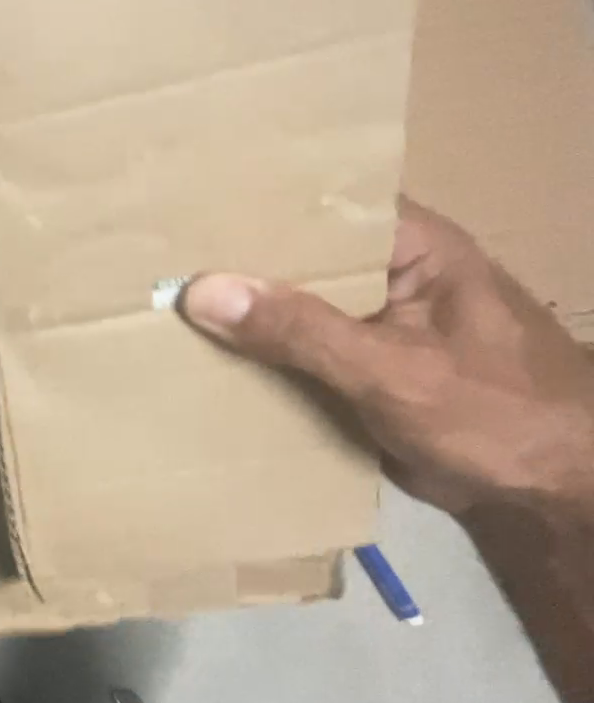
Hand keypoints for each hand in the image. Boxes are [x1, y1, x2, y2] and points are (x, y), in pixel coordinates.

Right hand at [180, 199, 593, 518]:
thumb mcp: (392, 370)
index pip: (322, 206)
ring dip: (233, 313)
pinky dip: (249, 352)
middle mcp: (386, 274)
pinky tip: (195, 354)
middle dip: (228, 264)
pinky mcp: (354, 364)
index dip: (254, 207)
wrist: (555, 495)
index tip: (181, 214)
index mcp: (414, 249)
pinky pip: (289, 346)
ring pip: (286, 304)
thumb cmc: (499, 418)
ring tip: (154, 304)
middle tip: (149, 263)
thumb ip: (299, 330)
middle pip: (294, 255)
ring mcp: (368, 321)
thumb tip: (199, 290)